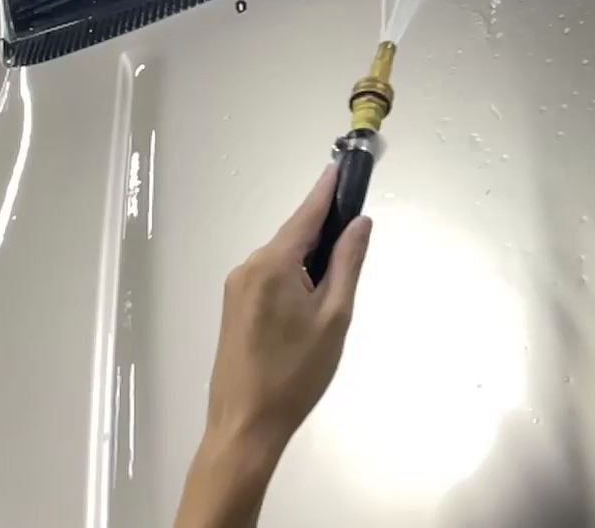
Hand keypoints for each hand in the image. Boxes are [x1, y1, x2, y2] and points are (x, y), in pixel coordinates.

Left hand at [206, 166, 371, 455]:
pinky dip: (293, 275)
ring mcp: (237, 287)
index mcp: (273, 264)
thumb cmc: (297, 373)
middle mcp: (249, 266)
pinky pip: (270, 275)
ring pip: (283, 258)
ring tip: (336, 284)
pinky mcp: (233, 306)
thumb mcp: (335, 316)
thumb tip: (361, 222)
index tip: (341, 165)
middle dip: (324, 231)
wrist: (245, 429)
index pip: (307, 214)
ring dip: (309, 259)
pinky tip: (310, 298)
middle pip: (294, 235)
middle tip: (355, 235)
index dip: (327, 189)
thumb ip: (347, 262)